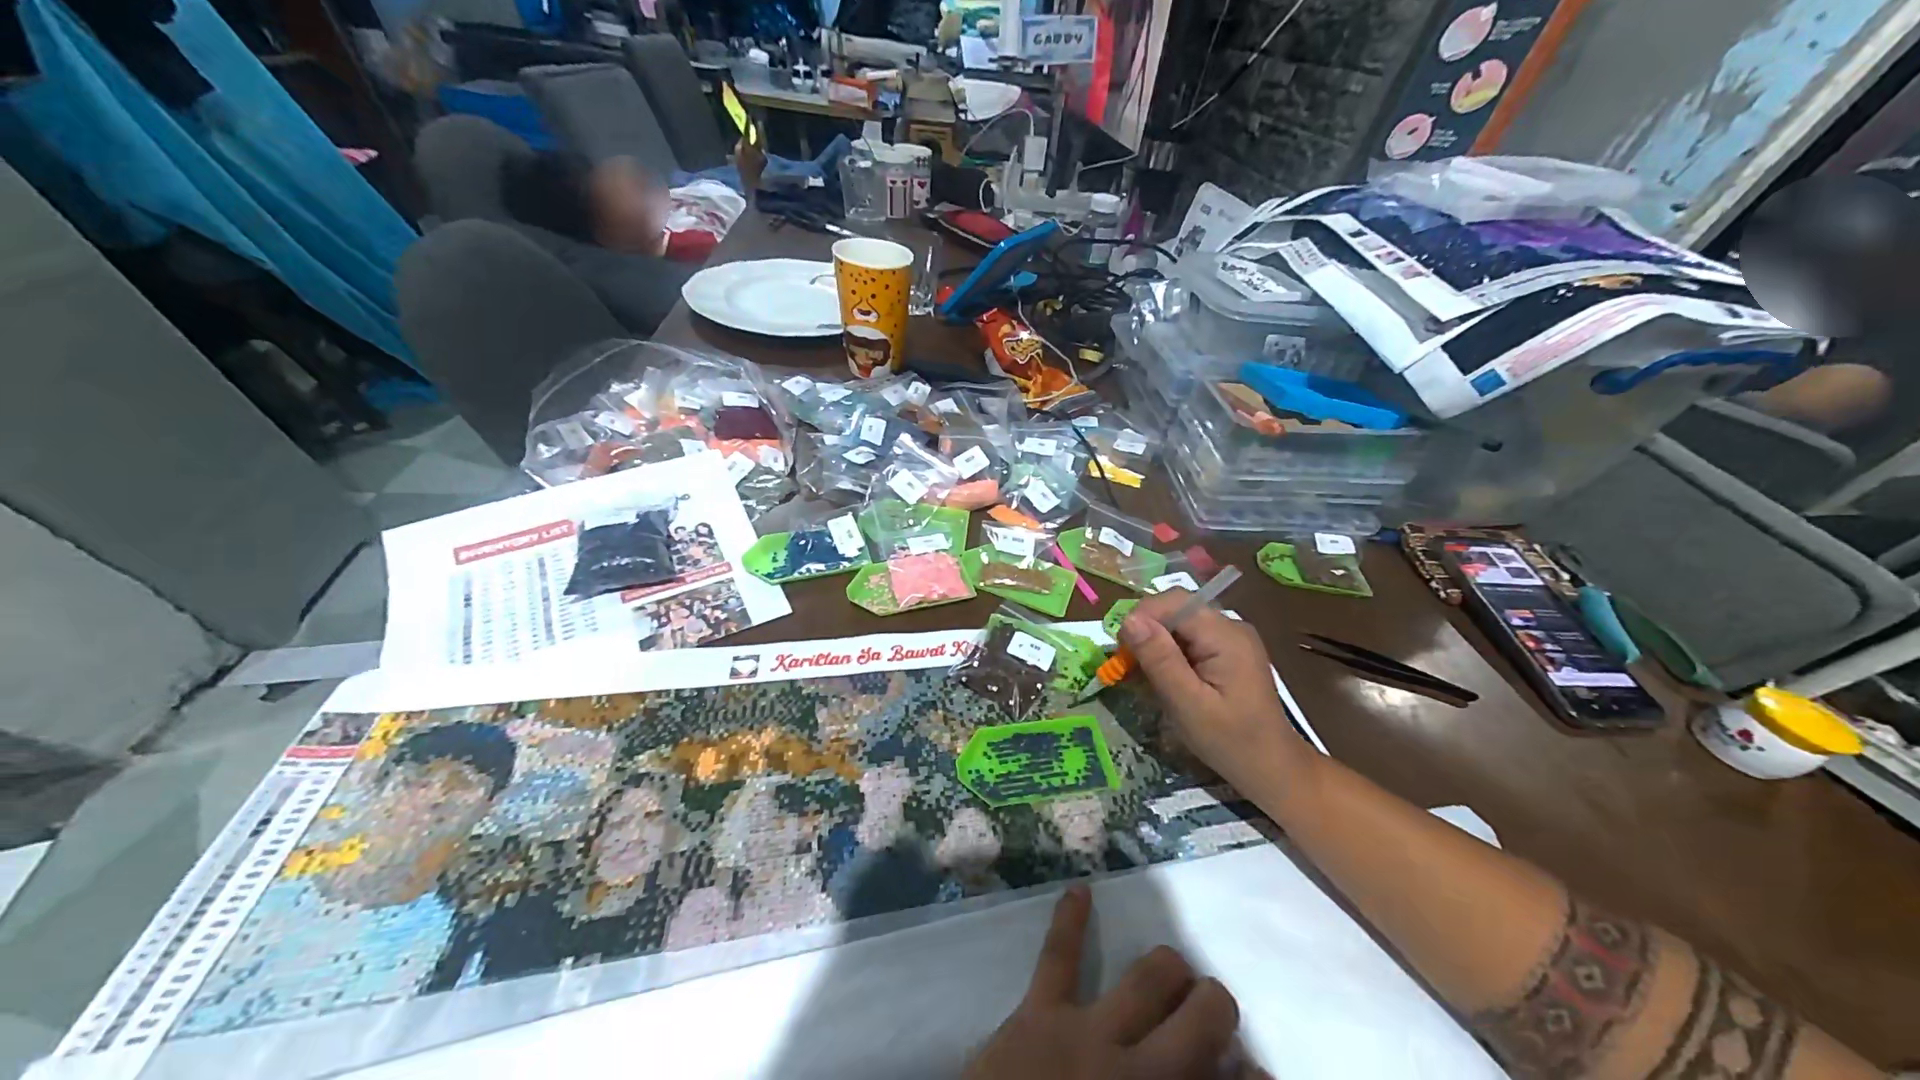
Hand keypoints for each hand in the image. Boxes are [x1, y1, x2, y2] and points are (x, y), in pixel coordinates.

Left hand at [965, 886, 1241, 1079]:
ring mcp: (1090, 1037)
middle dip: (1214, 1008)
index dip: (1254, 1073)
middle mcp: (1143, 1072)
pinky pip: (1058, 957)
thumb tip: (1223, 1074)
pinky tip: (1081, 891)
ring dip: (1169, 970)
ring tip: (1172, 972)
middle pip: (1203, 1017)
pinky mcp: (1040, 1014)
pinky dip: (1070, 921)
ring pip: (1149, 978)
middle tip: (1206, 1015)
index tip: (1252, 1069)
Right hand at [1119, 593, 1311, 794]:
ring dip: (1155, 645)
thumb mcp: (1188, 704)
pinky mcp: (1227, 652)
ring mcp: (1230, 638)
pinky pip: (1189, 639)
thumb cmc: (1230, 741)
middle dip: (1146, 633)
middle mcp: (1230, 627)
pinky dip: (1169, 655)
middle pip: (1176, 610)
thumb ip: (1160, 660)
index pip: (1174, 602)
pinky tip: (1164, 680)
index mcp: (1226, 635)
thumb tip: (1130, 620)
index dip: (1141, 618)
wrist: (1273, 769)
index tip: (1122, 652)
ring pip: (1179, 624)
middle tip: (1128, 667)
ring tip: (1143, 678)